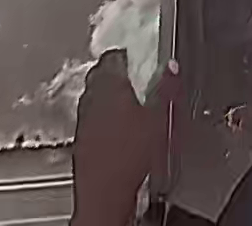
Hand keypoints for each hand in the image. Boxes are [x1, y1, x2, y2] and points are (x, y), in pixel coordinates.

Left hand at [72, 50, 180, 225]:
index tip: (132, 55)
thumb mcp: (158, 116)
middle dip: (111, 71)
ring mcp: (83, 122)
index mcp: (111, 86)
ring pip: (91, 96)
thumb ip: (165, 87)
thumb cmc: (130, 155)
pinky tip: (113, 127)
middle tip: (127, 72)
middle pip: (98, 75)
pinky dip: (99, 115)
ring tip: (122, 98)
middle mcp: (92, 100)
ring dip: (104, 93)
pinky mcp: (80, 142)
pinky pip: (89, 118)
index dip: (122, 54)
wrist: (105, 196)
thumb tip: (171, 67)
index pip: (111, 58)